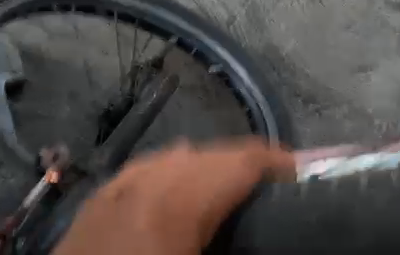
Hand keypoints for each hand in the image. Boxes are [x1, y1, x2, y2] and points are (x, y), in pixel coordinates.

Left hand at [53, 140, 294, 254]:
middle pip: (215, 154)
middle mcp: (150, 176)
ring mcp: (117, 186)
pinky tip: (180, 211)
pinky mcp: (94, 203)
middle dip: (247, 170)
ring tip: (229, 205)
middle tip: (272, 197)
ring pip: (180, 159)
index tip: (305, 179)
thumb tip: (276, 234)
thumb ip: (238, 244)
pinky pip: (148, 176)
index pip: (247, 159)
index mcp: (179, 197)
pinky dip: (174, 184)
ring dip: (210, 175)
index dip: (282, 164)